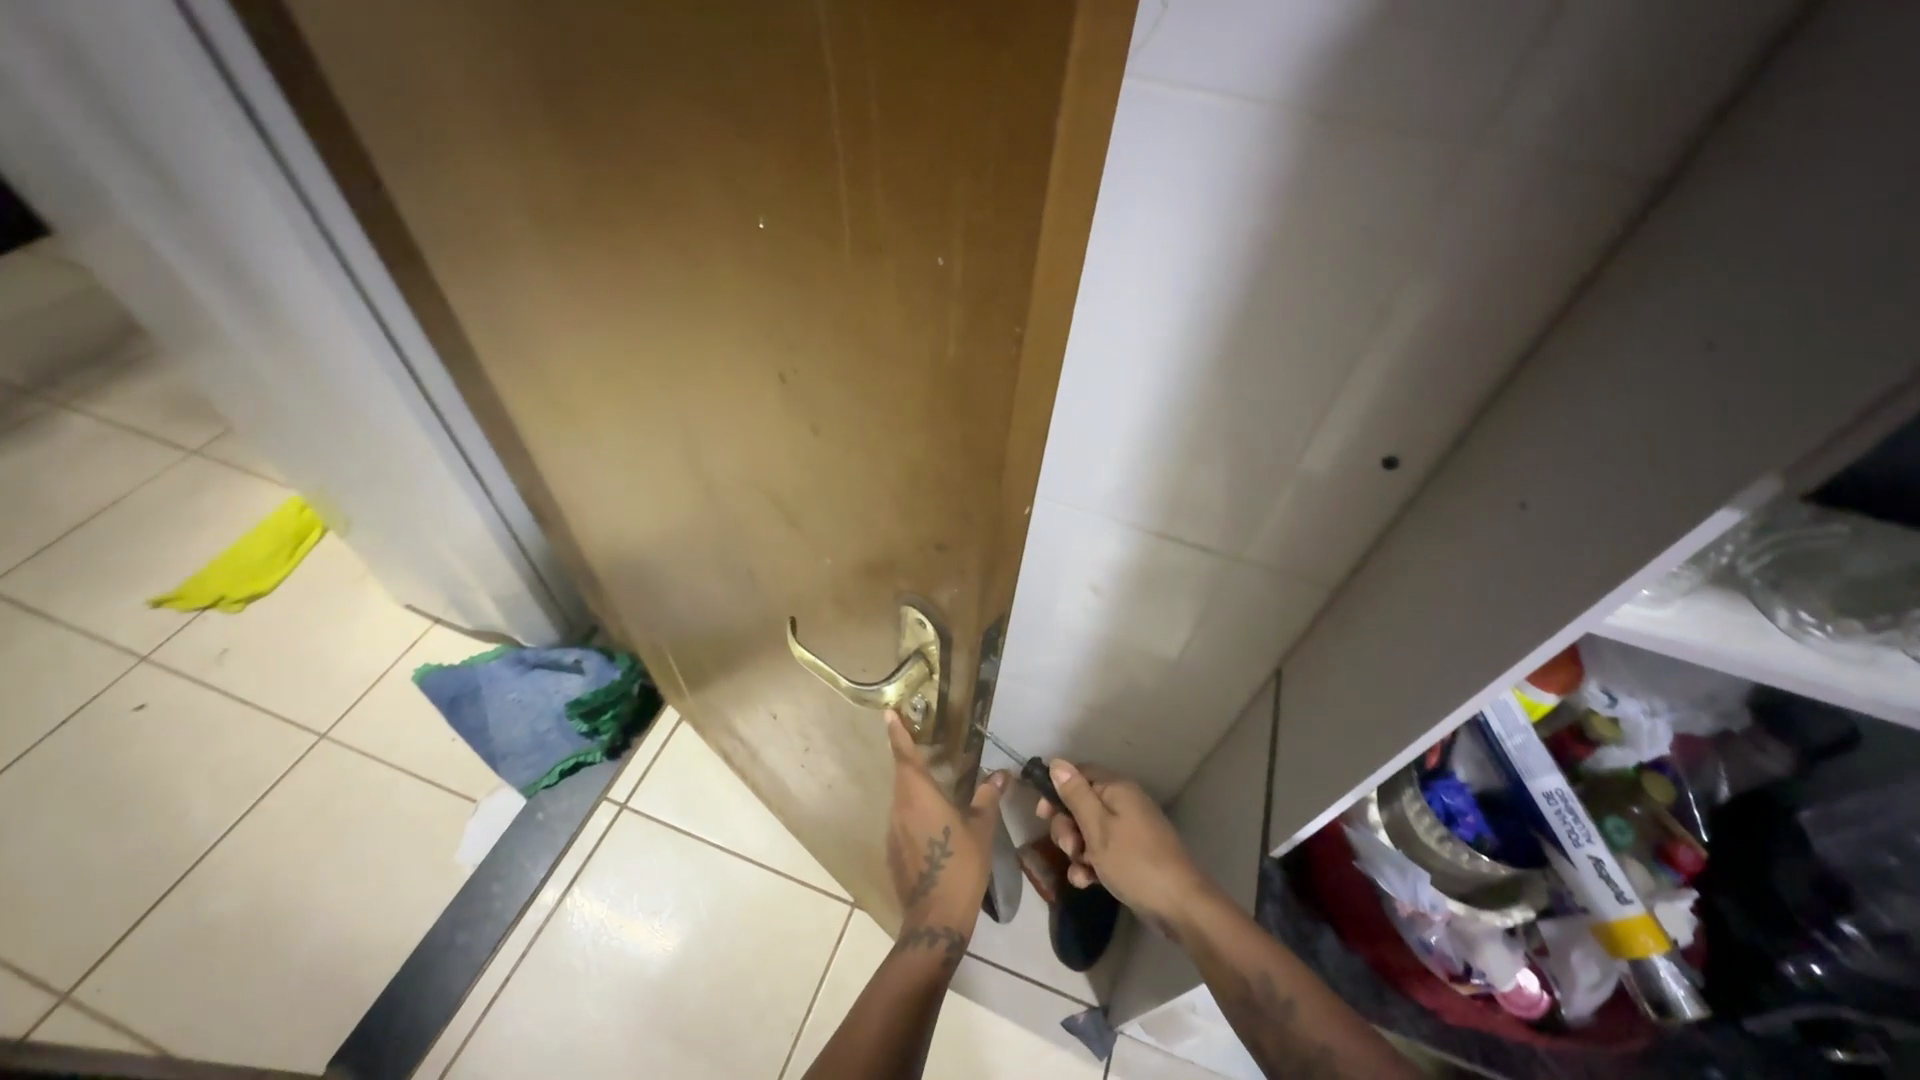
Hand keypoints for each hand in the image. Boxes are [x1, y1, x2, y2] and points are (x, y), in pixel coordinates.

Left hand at [883, 710, 1008, 958]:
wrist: (936, 917)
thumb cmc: (962, 865)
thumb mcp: (981, 828)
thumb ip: (988, 797)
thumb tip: (1002, 774)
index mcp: (917, 795)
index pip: (904, 755)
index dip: (897, 733)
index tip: (889, 713)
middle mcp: (899, 808)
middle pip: (903, 777)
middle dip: (912, 760)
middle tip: (930, 749)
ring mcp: (892, 831)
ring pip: (903, 800)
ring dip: (917, 791)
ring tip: (940, 788)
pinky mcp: (893, 851)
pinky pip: (903, 822)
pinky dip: (916, 815)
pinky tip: (936, 826)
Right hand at [1038, 760, 1214, 928]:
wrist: (1177, 904)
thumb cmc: (1133, 860)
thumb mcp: (1097, 827)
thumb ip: (1075, 794)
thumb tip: (1057, 762)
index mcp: (1117, 789)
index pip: (1079, 774)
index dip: (1058, 790)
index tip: (1042, 813)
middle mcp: (1123, 804)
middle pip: (1080, 805)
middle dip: (1066, 827)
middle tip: (1069, 847)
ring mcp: (1127, 831)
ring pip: (1087, 832)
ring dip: (1077, 850)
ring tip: (1081, 868)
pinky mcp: (1129, 855)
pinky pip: (1101, 852)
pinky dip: (1090, 865)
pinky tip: (1086, 882)